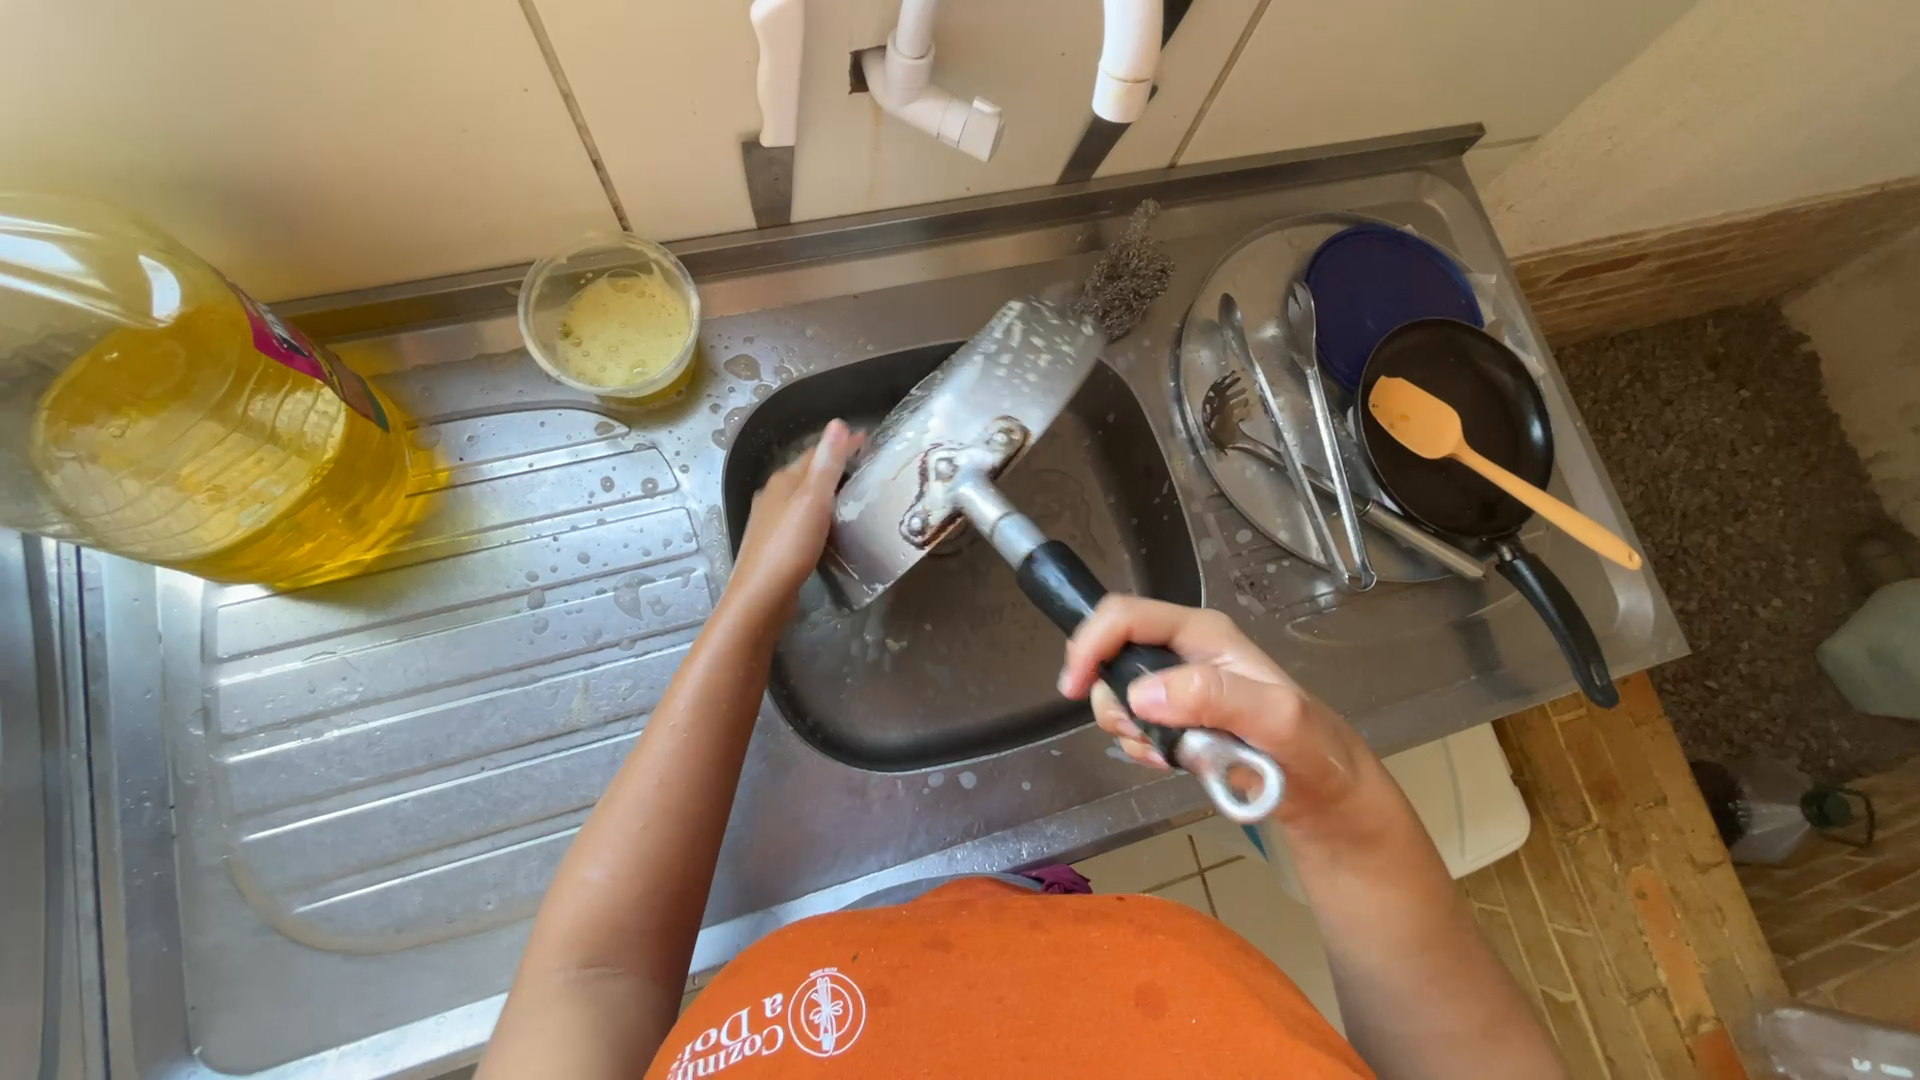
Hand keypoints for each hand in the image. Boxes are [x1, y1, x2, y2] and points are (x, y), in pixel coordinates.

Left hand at [728, 420, 862, 612]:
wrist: (761, 596)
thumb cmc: (789, 546)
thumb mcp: (813, 500)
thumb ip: (827, 463)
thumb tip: (838, 423)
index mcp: (784, 480)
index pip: (816, 452)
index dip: (842, 444)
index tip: (868, 440)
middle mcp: (773, 495)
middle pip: (807, 473)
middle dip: (834, 466)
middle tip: (865, 468)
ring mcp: (771, 520)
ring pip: (803, 497)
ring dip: (825, 492)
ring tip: (852, 496)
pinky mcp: (775, 544)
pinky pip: (800, 519)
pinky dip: (818, 515)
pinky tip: (828, 527)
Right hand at [1057, 596, 1369, 824]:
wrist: (1326, 794)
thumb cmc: (1311, 749)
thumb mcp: (1276, 719)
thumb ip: (1213, 697)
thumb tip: (1139, 694)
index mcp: (1202, 633)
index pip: (1125, 616)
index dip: (1091, 641)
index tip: (1072, 686)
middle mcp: (1182, 652)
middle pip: (1110, 654)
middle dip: (1111, 697)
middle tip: (1139, 734)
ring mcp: (1175, 686)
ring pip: (1115, 694)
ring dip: (1130, 729)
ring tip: (1171, 754)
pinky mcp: (1172, 718)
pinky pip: (1130, 726)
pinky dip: (1141, 748)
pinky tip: (1174, 762)